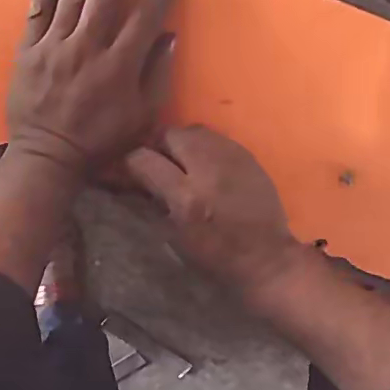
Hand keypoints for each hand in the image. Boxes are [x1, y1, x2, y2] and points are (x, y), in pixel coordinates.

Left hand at [7, 0, 182, 174]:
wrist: (48, 157)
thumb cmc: (98, 142)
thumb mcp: (140, 118)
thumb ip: (156, 77)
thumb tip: (168, 38)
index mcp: (119, 66)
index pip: (145, 15)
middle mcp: (87, 47)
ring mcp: (55, 45)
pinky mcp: (29, 49)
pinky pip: (39, 7)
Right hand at [124, 125, 305, 297]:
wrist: (265, 258)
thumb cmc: (214, 258)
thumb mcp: (174, 237)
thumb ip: (152, 202)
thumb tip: (130, 181)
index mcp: (186, 197)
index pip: (142, 159)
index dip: (127, 164)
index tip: (124, 173)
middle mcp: (208, 169)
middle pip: (168, 134)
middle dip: (156, 147)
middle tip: (154, 165)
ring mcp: (231, 158)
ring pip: (193, 131)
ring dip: (180, 144)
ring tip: (179, 163)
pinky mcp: (247, 156)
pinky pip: (215, 139)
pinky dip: (202, 148)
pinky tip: (204, 166)